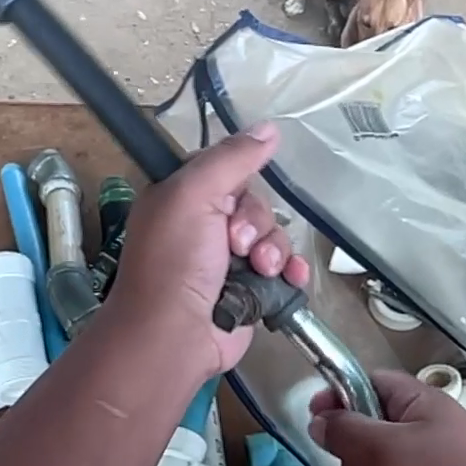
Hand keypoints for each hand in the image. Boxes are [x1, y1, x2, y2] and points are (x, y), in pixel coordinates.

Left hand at [103, 122, 310, 376]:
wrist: (175, 336)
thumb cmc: (174, 263)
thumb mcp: (194, 195)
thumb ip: (231, 159)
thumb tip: (270, 128)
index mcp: (181, 200)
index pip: (226, 174)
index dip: (238, 184)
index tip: (232, 202)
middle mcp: (204, 228)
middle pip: (255, 206)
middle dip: (257, 225)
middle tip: (240, 246)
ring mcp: (229, 263)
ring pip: (274, 237)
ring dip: (275, 251)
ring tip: (262, 270)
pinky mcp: (251, 292)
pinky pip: (283, 270)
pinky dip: (290, 272)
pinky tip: (291, 278)